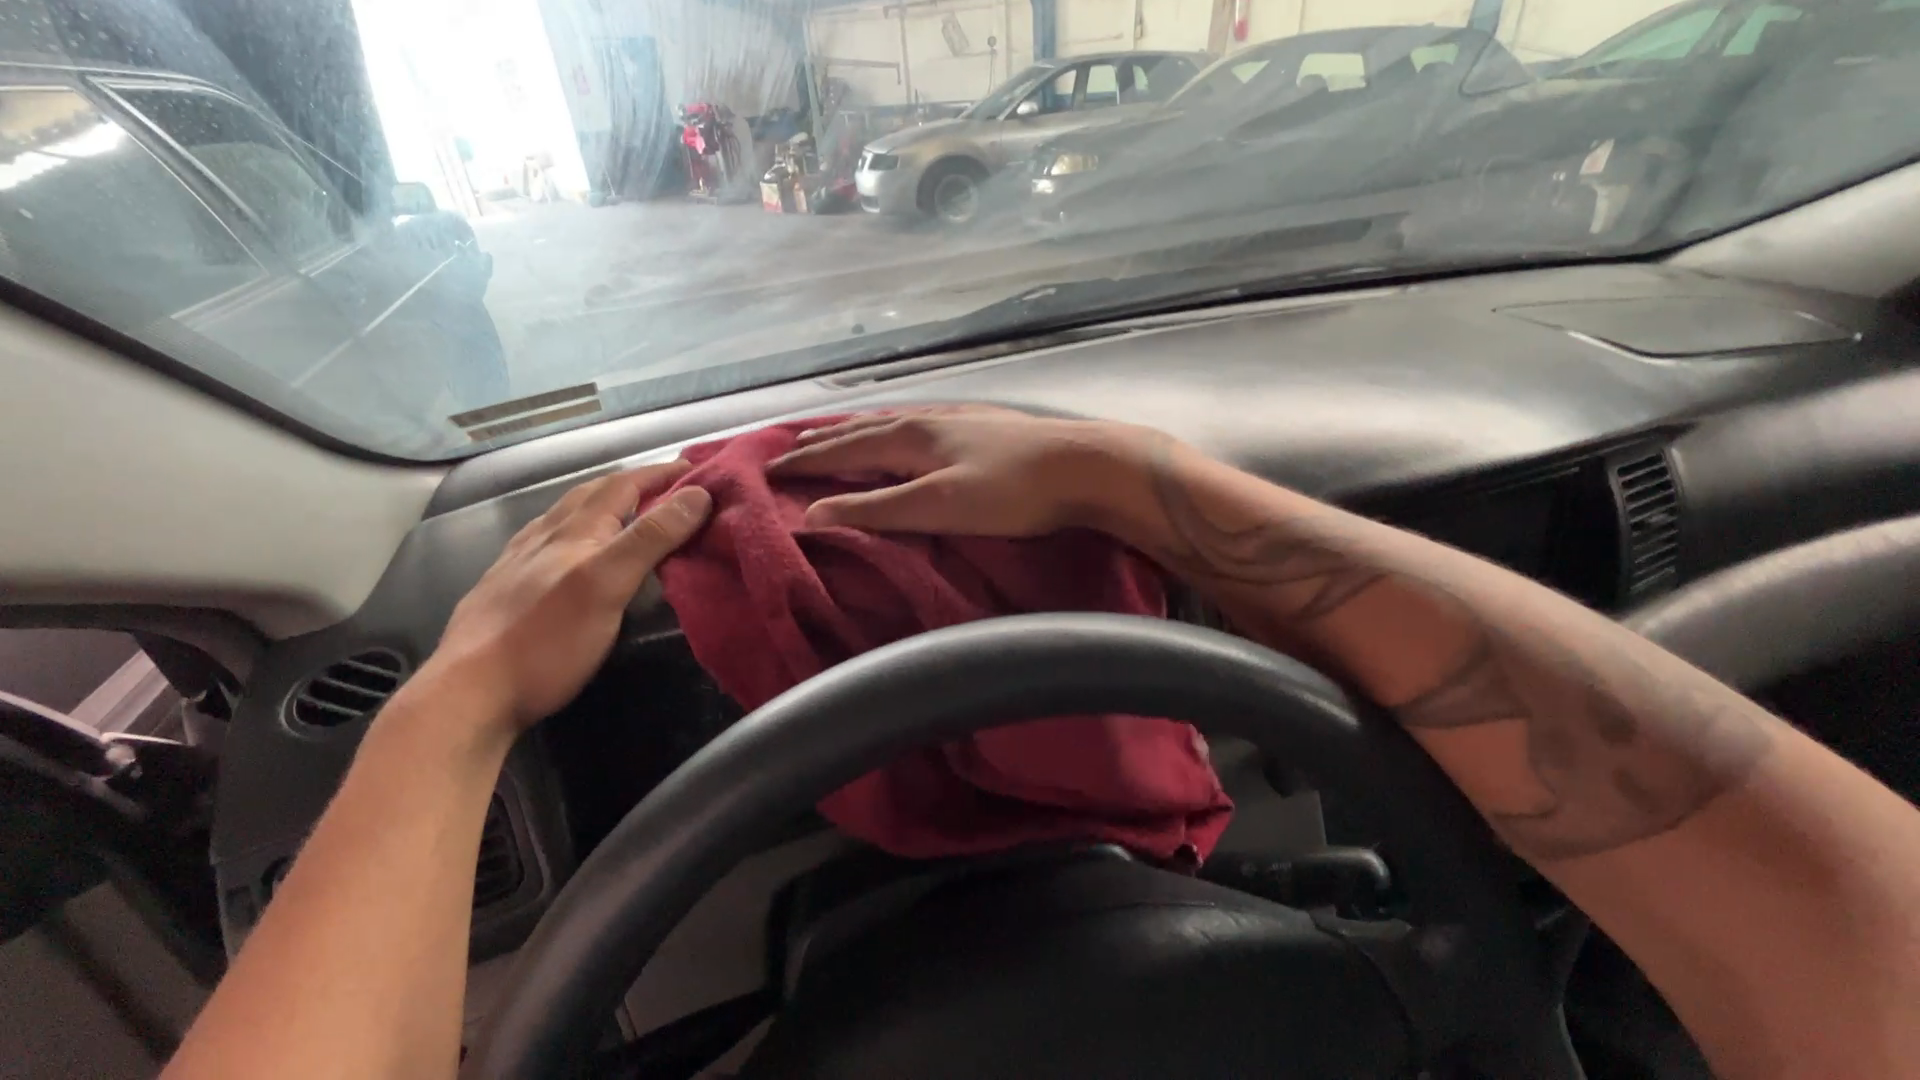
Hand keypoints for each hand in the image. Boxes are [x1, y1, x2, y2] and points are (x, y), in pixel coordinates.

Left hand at [420, 463, 711, 738]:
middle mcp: (545, 535)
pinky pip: (547, 541)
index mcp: (575, 530)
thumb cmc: (548, 641)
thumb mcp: (608, 584)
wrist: (470, 693)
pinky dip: (575, 531)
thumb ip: (651, 537)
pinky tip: (571, 548)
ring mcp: (520, 560)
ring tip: (630, 510)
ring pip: (567, 516)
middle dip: (635, 483)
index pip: (624, 485)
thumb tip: (698, 494)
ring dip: (604, 504)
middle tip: (672, 485)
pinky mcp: (506, 587)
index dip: (661, 473)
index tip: (698, 468)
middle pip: (594, 494)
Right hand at [769, 407, 1147, 535]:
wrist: (1085, 465)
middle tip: (786, 445)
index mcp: (910, 436)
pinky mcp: (980, 425)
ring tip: (832, 432)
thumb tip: (812, 514)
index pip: (842, 449)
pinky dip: (890, 429)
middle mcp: (926, 419)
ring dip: (854, 430)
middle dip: (821, 440)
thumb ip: (877, 509)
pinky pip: (916, 423)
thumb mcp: (939, 506)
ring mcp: (955, 419)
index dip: (804, 461)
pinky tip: (904, 431)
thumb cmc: (1012, 491)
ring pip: (889, 422)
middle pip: (861, 429)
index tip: (768, 468)